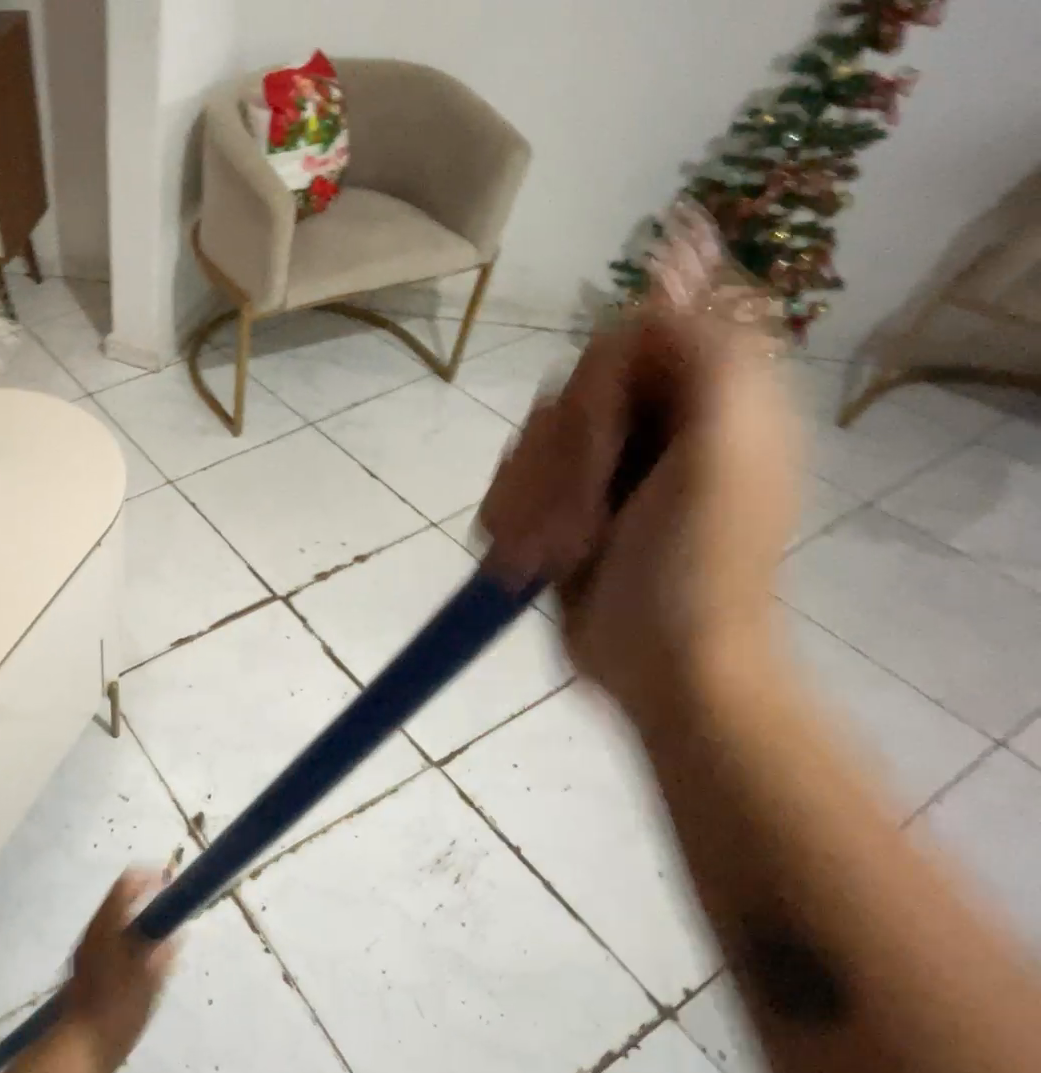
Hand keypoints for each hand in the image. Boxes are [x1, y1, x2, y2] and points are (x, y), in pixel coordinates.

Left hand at [56, 869, 177, 1072]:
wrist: (79, 1043)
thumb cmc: (116, 1011)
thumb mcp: (147, 985)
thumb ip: (162, 956)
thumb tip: (177, 933)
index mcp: (107, 927)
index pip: (126, 884)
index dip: (148, 876)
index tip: (168, 879)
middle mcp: (93, 930)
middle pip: (117, 897)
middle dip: (143, 894)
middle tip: (167, 902)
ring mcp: (85, 946)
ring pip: (111, 915)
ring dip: (133, 912)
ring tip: (157, 926)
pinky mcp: (83, 962)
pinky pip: (106, 933)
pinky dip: (124, 930)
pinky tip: (137, 951)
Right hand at [477, 305, 799, 720]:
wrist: (658, 667)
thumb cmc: (696, 566)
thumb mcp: (726, 450)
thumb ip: (709, 348)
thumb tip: (678, 246)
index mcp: (707, 400)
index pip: (628, 337)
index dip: (600, 383)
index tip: (603, 437)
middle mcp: (653, 424)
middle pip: (566, 392)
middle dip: (560, 460)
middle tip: (585, 516)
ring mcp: (602, 470)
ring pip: (527, 440)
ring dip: (531, 500)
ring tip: (558, 552)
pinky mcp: (557, 506)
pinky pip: (506, 482)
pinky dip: (511, 522)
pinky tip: (534, 559)